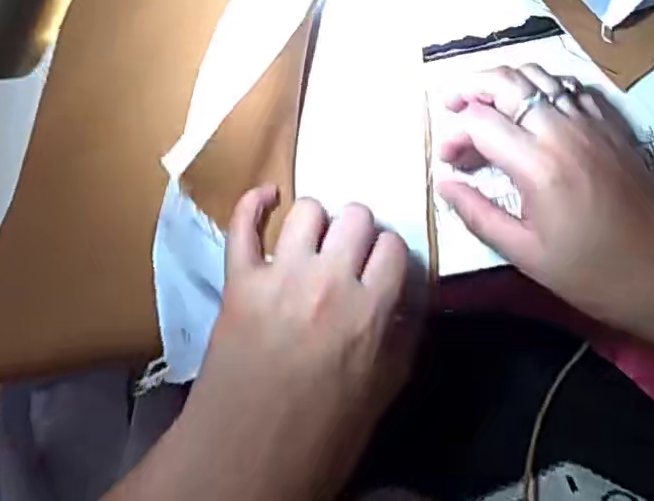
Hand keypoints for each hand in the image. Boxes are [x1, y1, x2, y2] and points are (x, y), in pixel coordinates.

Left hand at [171, 187, 421, 500]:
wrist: (247, 456)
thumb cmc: (322, 435)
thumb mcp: (382, 392)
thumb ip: (404, 336)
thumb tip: (414, 292)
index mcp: (369, 313)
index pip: (394, 246)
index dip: (389, 254)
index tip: (381, 265)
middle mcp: (327, 282)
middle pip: (356, 216)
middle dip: (358, 231)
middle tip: (350, 253)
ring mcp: (279, 274)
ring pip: (308, 209)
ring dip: (317, 221)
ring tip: (314, 241)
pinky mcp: (239, 276)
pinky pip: (244, 220)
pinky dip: (255, 201)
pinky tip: (269, 197)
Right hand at [434, 64, 653, 343]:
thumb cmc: (598, 274)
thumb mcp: (527, 255)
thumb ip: (478, 214)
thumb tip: (442, 184)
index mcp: (539, 165)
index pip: (479, 122)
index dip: (453, 135)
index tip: (448, 160)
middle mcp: (563, 132)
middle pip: (504, 81)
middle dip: (469, 87)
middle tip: (453, 107)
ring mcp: (591, 124)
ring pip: (536, 75)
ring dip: (504, 82)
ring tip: (487, 105)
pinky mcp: (612, 126)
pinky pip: (570, 86)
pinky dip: (542, 88)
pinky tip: (534, 111)